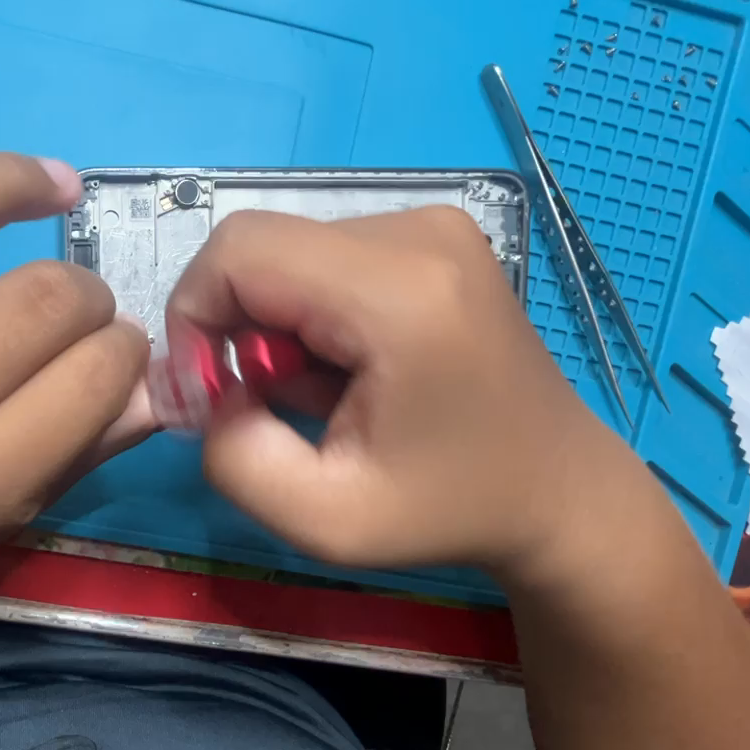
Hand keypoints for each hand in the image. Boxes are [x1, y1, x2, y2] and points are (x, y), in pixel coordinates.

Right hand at [166, 207, 631, 575]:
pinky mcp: (429, 241)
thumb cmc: (447, 512)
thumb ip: (235, 460)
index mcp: (398, 292)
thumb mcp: (325, 522)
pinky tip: (344, 373)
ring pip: (284, 257)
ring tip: (321, 397)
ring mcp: (430, 227)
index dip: (194, 318)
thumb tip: (208, 392)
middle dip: (233, 331)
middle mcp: (417, 232)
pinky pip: (320, 262)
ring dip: (271, 331)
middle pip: (258, 249)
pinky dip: (305, 319)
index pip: (239, 251)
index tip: (210, 396)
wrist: (555, 491)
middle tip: (264, 405)